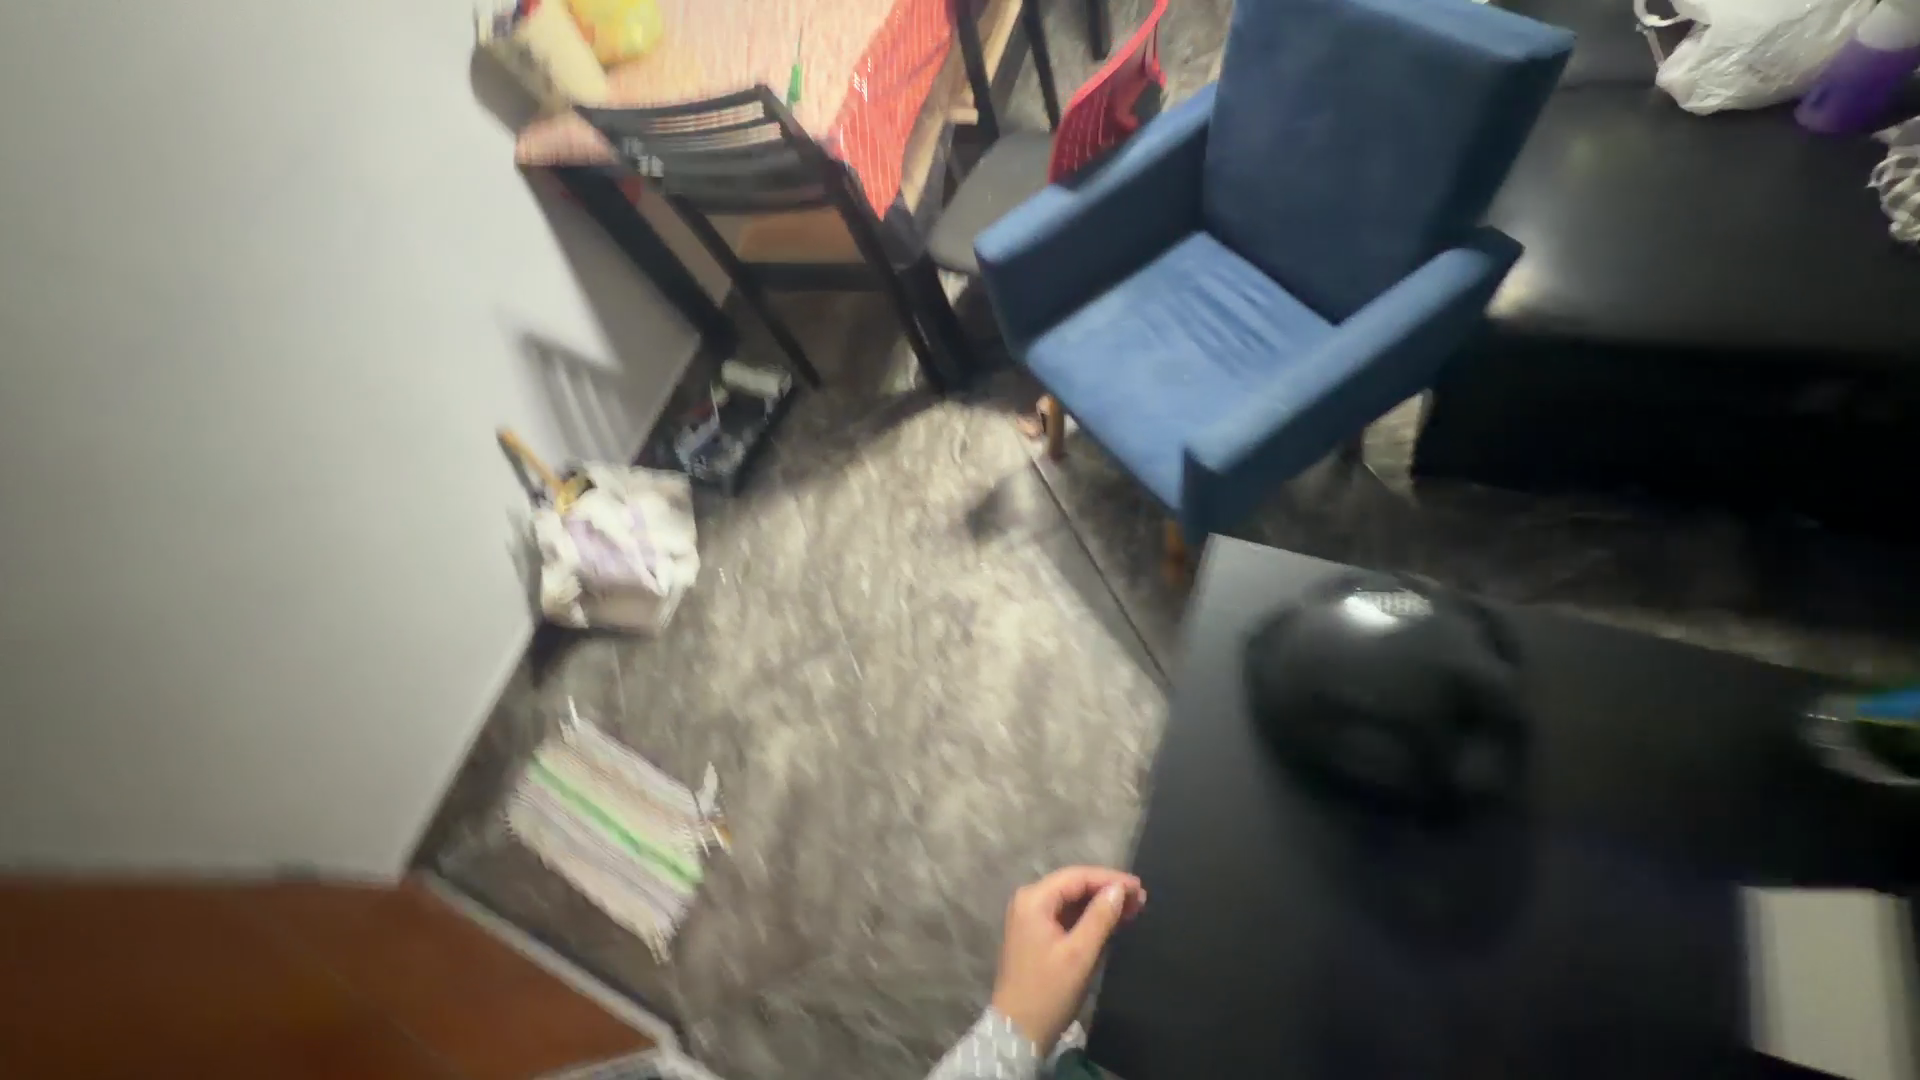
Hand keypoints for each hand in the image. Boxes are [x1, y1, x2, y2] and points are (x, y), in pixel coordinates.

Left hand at [989, 866, 1147, 1053]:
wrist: (1018, 1032)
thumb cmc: (1048, 991)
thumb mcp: (1079, 955)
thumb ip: (1100, 918)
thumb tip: (1119, 889)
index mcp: (1034, 899)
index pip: (1076, 877)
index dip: (1109, 879)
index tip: (1139, 887)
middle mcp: (1029, 900)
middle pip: (1073, 885)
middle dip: (1106, 890)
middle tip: (1140, 898)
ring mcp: (1030, 917)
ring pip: (1071, 900)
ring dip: (1100, 904)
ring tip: (1132, 908)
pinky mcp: (1035, 933)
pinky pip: (1065, 915)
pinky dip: (1088, 918)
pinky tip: (1110, 922)